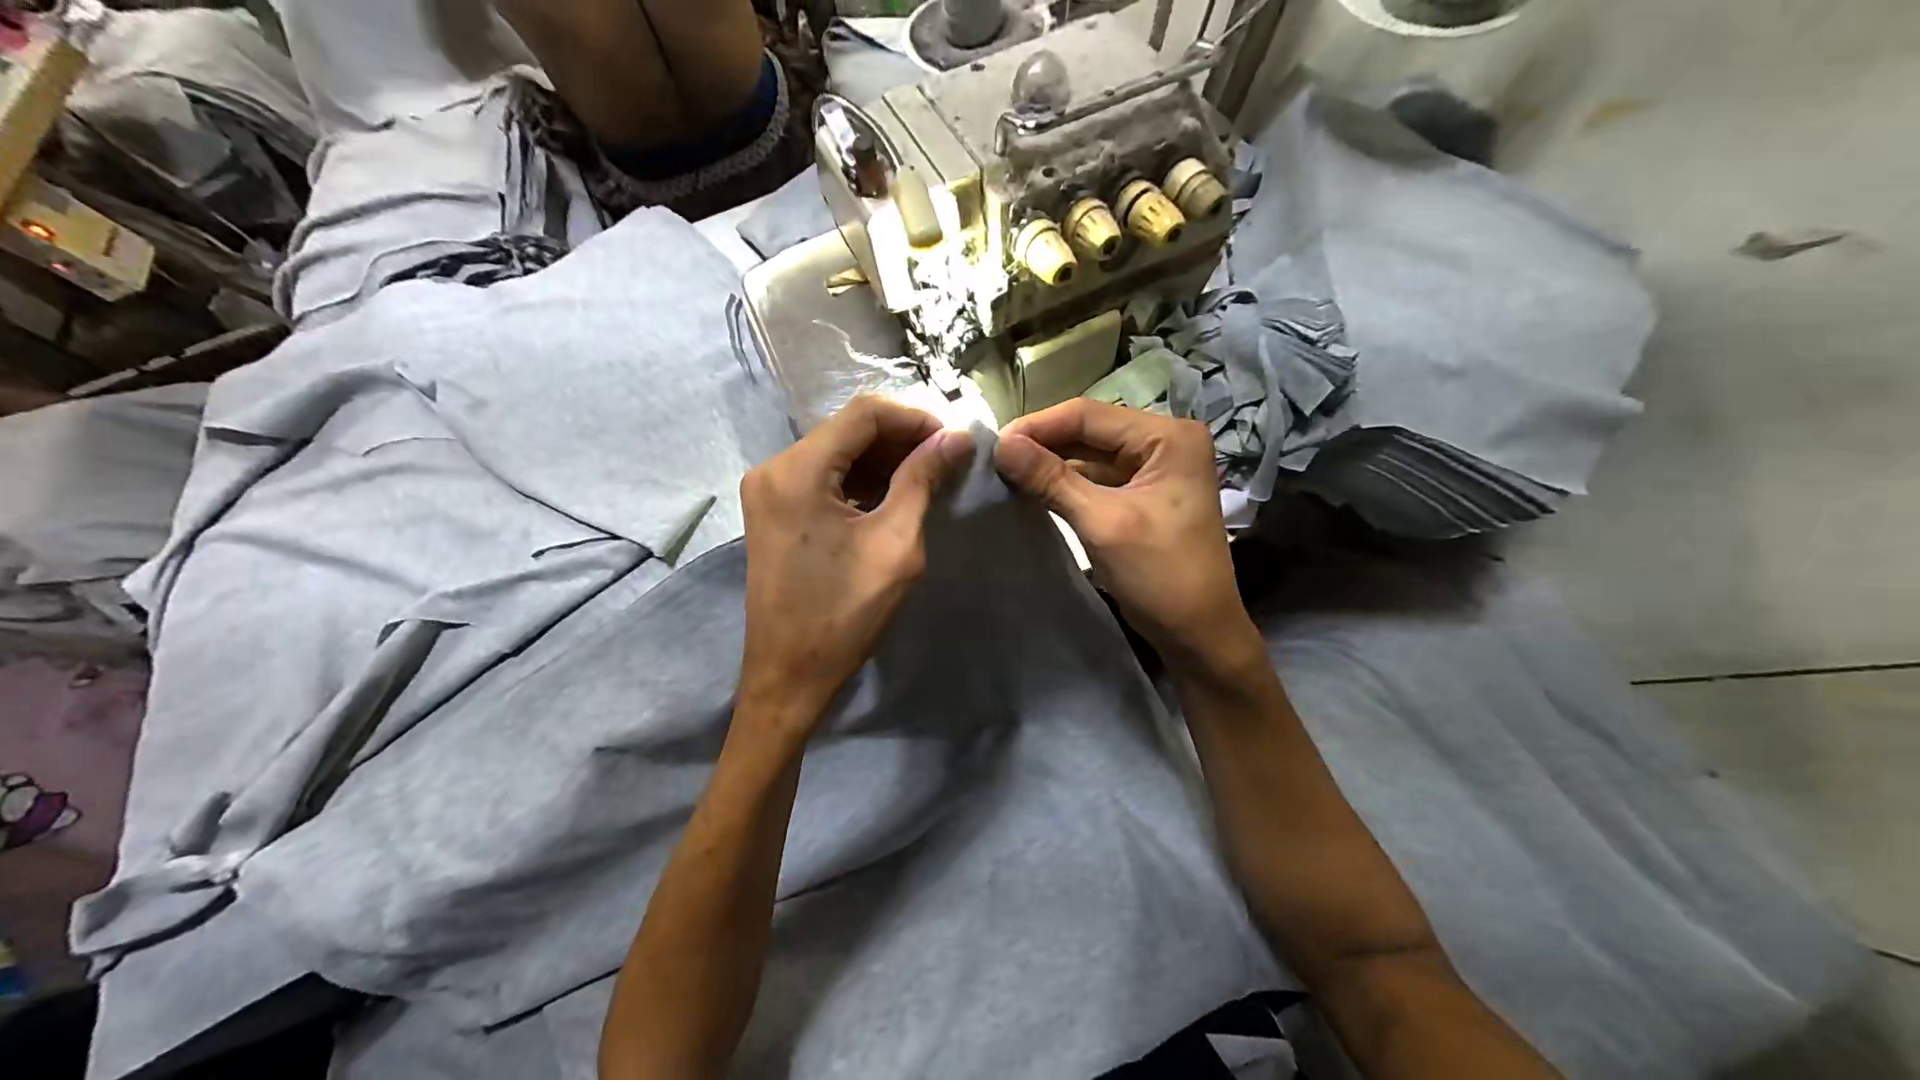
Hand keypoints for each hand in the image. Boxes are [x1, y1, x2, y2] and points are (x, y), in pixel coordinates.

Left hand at [737, 397, 974, 732]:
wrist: (789, 674)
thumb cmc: (843, 614)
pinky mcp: (772, 510)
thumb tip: (955, 438)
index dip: (914, 419)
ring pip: (835, 451)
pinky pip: (821, 477)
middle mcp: (774, 467)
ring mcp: (768, 489)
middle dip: (900, 439)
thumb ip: (922, 480)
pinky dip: (858, 480)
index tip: (952, 442)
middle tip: (945, 462)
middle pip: (847, 429)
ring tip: (926, 480)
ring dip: (881, 460)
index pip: (864, 413)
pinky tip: (891, 497)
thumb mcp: (895, 544)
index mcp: (797, 470)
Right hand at [995, 400, 1255, 671]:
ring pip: (1088, 456)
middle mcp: (1163, 442)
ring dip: (1049, 465)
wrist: (1198, 634)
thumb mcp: (1103, 523)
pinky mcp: (1140, 495)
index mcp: (1168, 436)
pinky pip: (1094, 479)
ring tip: (1003, 473)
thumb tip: (1001, 446)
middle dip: (1041, 445)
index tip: (993, 444)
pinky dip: (1063, 484)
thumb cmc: (1161, 575)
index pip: (1089, 415)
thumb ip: (1051, 480)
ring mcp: (1152, 469)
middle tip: (992, 460)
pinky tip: (1030, 489)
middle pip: (1088, 432)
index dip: (1038, 426)